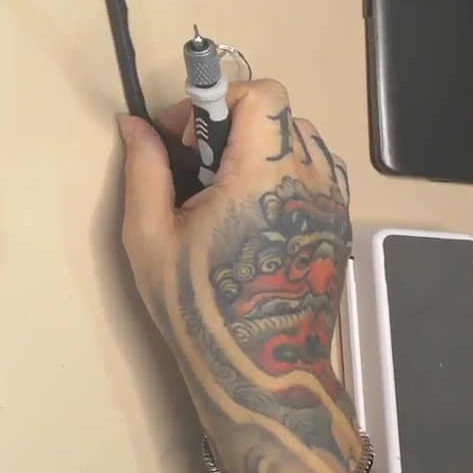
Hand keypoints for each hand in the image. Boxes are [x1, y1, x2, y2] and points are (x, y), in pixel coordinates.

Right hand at [117, 80, 359, 463]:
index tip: (183, 139)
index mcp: (261, 178)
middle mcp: (308, 182)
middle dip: (228, 124)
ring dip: (254, 146)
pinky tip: (247, 214)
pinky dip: (276, 171)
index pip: (262, 95)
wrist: (264, 376)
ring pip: (298, 140)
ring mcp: (332, 206)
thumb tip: (133, 125)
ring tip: (220, 191)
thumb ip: (144, 170)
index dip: (215, 100)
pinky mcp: (338, 226)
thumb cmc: (197, 304)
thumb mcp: (149, 236)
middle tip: (192, 167)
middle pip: (277, 114)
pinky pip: (312, 171)